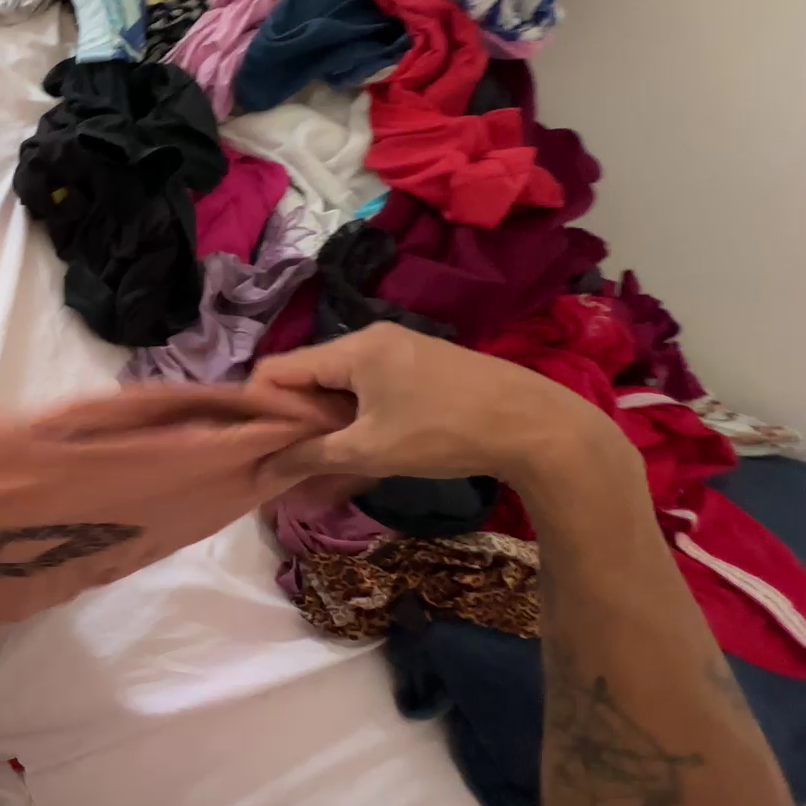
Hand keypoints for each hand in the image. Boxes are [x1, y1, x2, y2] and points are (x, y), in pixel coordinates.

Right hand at [246, 323, 629, 485]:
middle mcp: (372, 336)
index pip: (277, 368)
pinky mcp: (422, 360)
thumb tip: (261, 470)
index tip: (261, 442)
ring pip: (336, 378)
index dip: (259, 405)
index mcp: (354, 348)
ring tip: (332, 449)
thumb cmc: (446, 435)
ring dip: (325, 413)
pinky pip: (366, 379)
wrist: (546, 431)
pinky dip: (354, 407)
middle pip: (306, 371)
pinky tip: (368, 435)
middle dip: (293, 413)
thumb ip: (307, 456)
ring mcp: (400, 345)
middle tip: (295, 452)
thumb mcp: (368, 451)